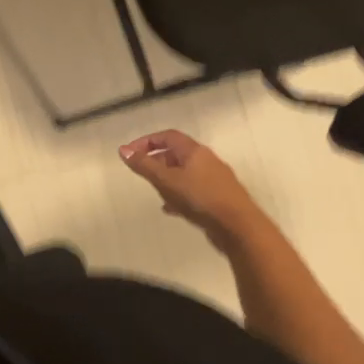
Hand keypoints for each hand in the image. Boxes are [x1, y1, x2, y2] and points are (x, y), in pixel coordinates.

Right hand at [119, 130, 266, 249]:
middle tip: (141, 172)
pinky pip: (193, 190)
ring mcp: (215, 180)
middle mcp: (207, 161)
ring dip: (167, 179)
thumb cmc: (199, 198)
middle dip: (156, 161)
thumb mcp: (165, 180)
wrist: (239, 228)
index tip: (130, 153)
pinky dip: (179, 194)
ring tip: (155, 192)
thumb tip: (123, 150)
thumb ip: (144, 165)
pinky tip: (171, 208)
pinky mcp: (219, 198)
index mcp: (195, 152)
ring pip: (185, 173)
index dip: (146, 141)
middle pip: (176, 154)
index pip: (168, 136)